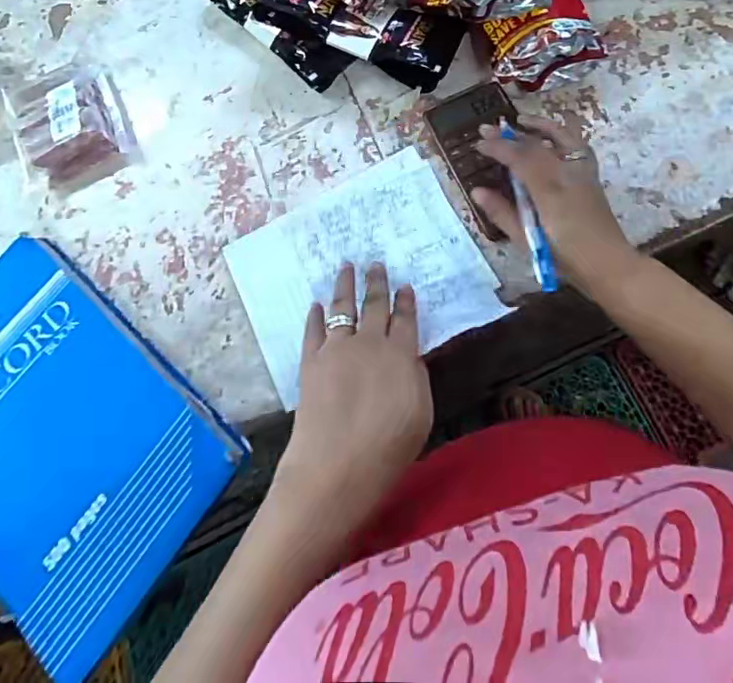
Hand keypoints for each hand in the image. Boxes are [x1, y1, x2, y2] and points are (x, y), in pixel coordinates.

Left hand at [276, 263, 431, 520]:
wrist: (336, 467)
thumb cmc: (389, 448)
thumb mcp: (422, 414)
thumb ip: (417, 379)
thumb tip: (410, 359)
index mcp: (401, 354)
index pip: (406, 318)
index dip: (406, 301)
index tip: (405, 285)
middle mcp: (370, 342)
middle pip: (374, 304)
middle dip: (377, 282)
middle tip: (376, 264)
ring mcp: (337, 349)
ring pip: (342, 307)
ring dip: (345, 285)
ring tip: (347, 267)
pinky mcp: (310, 362)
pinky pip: (313, 331)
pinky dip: (315, 315)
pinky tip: (315, 304)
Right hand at [472, 115, 640, 295]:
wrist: (608, 264)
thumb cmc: (564, 257)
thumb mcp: (527, 240)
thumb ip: (502, 213)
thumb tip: (477, 191)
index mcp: (549, 188)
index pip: (519, 157)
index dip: (497, 147)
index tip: (479, 143)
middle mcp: (567, 172)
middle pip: (536, 144)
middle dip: (510, 135)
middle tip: (488, 128)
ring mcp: (583, 171)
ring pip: (561, 136)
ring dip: (539, 126)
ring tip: (522, 120)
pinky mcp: (592, 176)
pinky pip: (575, 144)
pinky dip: (560, 134)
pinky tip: (551, 137)